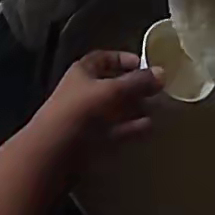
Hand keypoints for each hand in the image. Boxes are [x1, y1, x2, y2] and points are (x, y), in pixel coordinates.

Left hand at [32, 51, 163, 149]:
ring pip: (115, 109)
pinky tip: (148, 128)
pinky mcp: (91, 143)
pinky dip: (130, 128)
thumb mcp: (110, 91)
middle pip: (111, 84)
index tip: (144, 64)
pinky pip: (115, 131)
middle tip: (158, 89)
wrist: (52, 156)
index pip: (104, 58)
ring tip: (159, 108)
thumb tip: (162, 72)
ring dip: (134, 108)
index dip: (123, 59)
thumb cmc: (79, 112)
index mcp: (83, 72)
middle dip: (133, 86)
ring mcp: (87, 118)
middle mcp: (84, 92)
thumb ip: (136, 83)